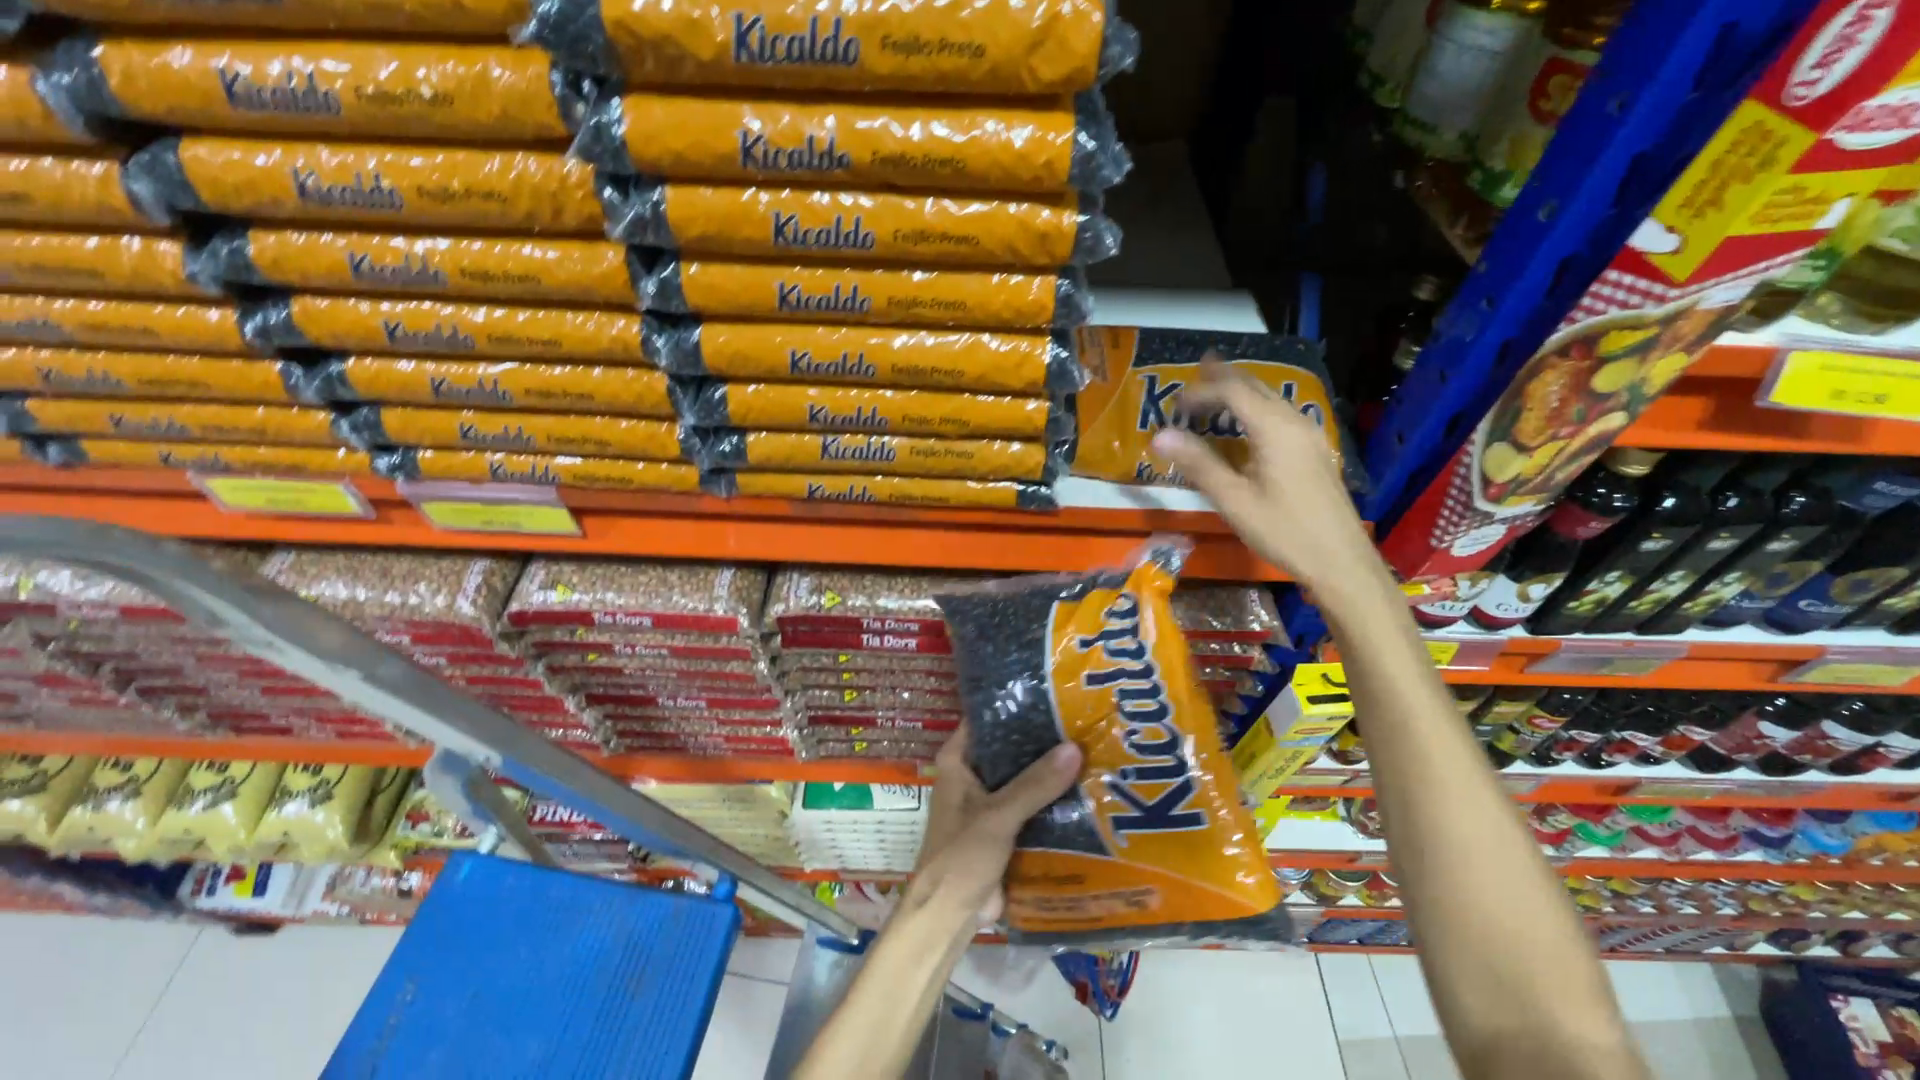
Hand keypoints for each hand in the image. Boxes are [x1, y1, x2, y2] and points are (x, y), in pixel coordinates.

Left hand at [908, 724, 1081, 927]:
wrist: (949, 915)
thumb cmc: (961, 857)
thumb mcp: (998, 816)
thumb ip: (1035, 784)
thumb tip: (1075, 747)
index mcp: (958, 762)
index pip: (987, 719)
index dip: (1016, 705)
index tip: (1054, 691)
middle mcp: (973, 777)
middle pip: (1011, 749)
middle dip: (1043, 740)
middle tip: (1086, 720)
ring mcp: (990, 803)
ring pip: (1025, 779)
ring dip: (1052, 772)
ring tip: (1096, 748)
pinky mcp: (1006, 830)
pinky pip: (1033, 808)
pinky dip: (1054, 802)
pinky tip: (1089, 790)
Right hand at [1150, 359, 1387, 602]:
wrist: (1341, 561)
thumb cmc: (1285, 531)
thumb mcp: (1235, 501)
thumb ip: (1199, 464)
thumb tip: (1161, 436)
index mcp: (1275, 429)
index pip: (1233, 392)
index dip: (1202, 391)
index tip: (1174, 402)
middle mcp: (1295, 423)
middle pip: (1256, 388)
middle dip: (1225, 378)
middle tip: (1199, 368)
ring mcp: (1309, 437)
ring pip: (1271, 401)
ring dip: (1242, 393)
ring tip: (1218, 389)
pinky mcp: (1314, 453)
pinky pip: (1281, 417)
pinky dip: (1256, 410)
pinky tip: (1247, 424)